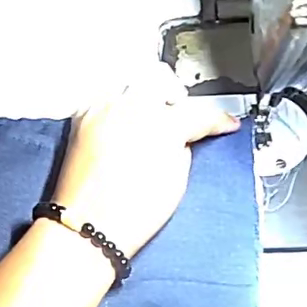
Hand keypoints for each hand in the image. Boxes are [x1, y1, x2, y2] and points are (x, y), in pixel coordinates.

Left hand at [50, 64, 237, 255]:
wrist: (89, 227)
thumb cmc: (130, 214)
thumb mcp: (176, 183)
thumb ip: (184, 149)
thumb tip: (182, 138)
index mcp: (164, 125)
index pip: (199, 112)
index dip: (218, 120)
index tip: (225, 124)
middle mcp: (131, 108)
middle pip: (161, 79)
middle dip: (174, 95)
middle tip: (181, 114)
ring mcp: (104, 109)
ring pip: (131, 82)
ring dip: (145, 95)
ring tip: (150, 119)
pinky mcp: (82, 118)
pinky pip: (106, 96)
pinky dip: (119, 105)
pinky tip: (123, 125)